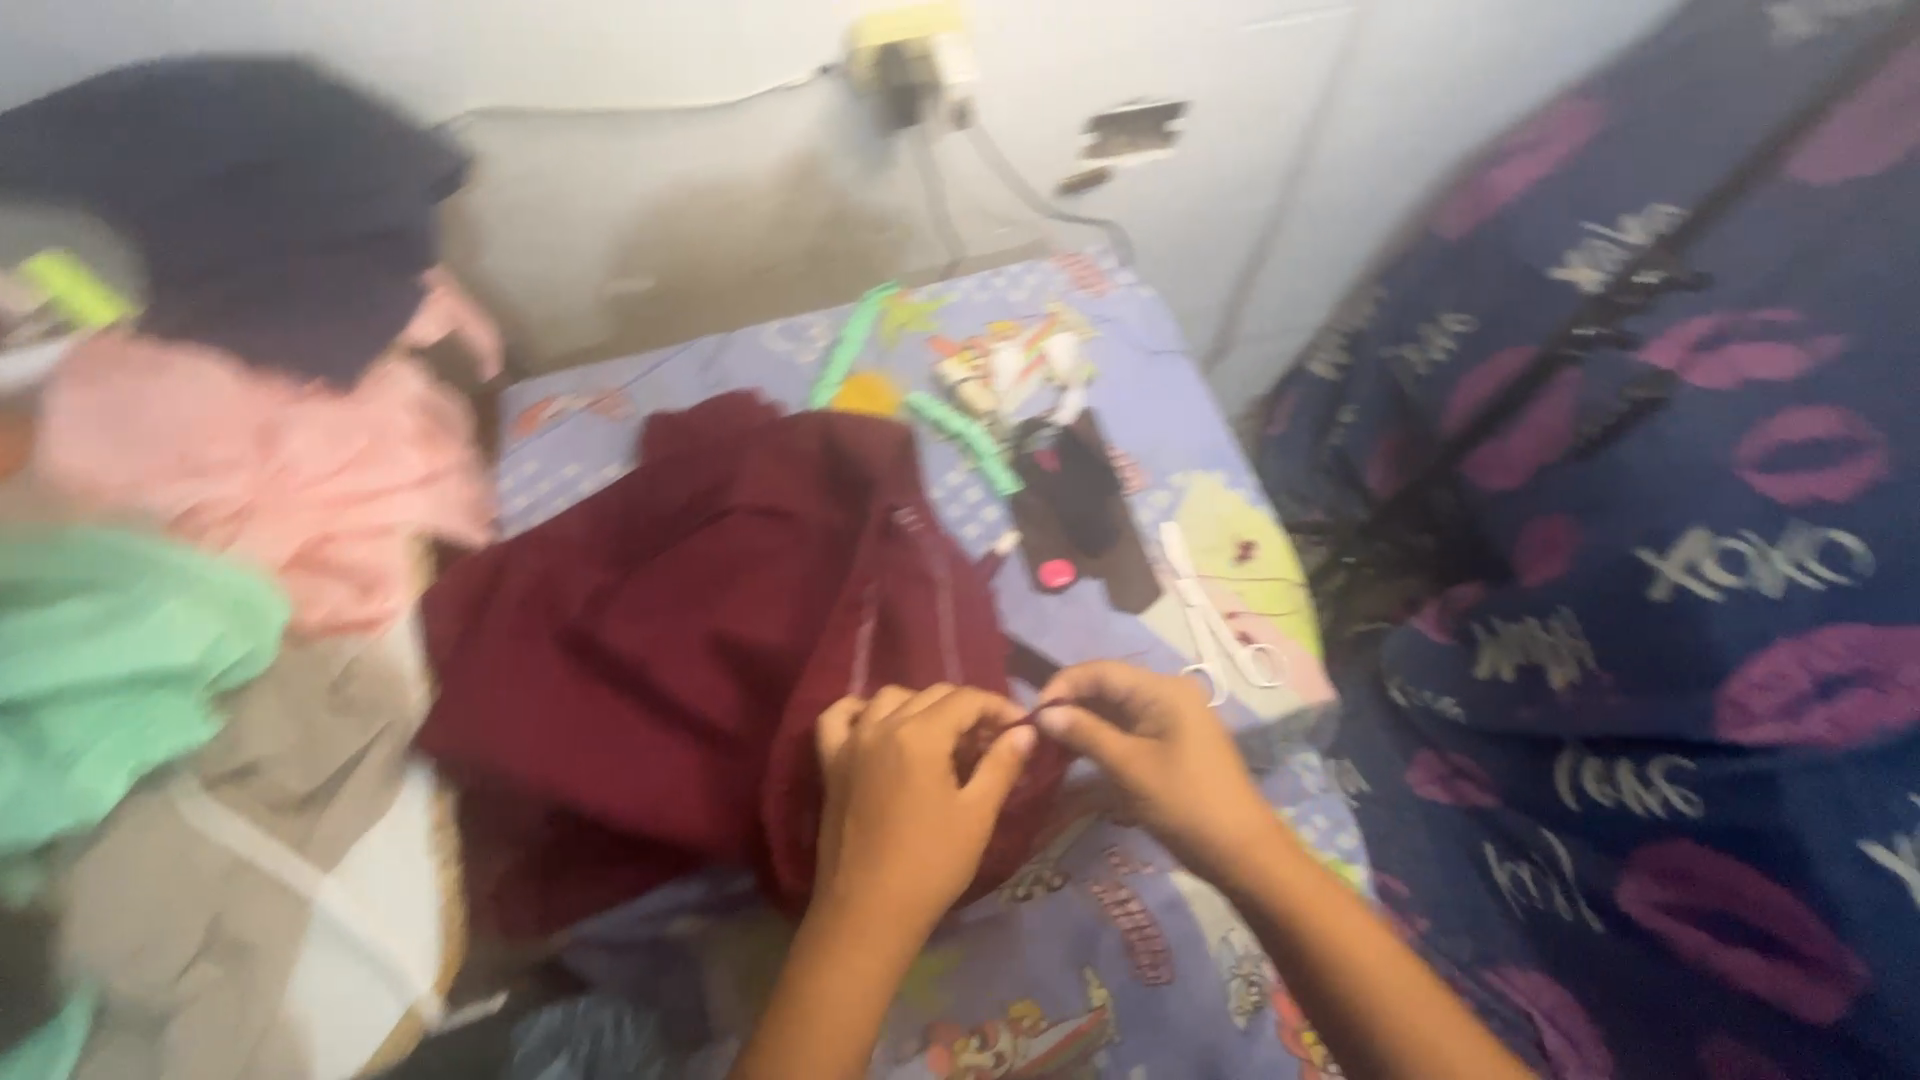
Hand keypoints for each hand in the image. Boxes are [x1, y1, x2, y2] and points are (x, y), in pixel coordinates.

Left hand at [812, 684, 1037, 934]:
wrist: (868, 913)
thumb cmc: (930, 865)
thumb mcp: (977, 815)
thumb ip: (1002, 765)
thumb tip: (1026, 731)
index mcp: (920, 735)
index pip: (967, 700)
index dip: (999, 708)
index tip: (1022, 728)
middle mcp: (882, 726)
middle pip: (932, 695)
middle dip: (967, 709)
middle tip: (992, 740)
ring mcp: (851, 743)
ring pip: (890, 698)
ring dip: (921, 706)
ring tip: (943, 737)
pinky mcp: (830, 764)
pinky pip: (838, 717)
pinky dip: (860, 711)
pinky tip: (879, 725)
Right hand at [1037, 661, 1288, 890]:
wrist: (1243, 854)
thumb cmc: (1186, 805)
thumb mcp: (1129, 768)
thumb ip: (1085, 734)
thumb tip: (1043, 713)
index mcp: (1162, 690)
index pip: (1099, 670)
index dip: (1061, 687)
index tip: (1031, 716)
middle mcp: (1167, 695)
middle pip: (1106, 688)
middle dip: (1069, 707)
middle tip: (1036, 736)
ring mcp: (1170, 720)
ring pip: (1113, 711)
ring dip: (1082, 726)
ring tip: (1050, 750)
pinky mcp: (1169, 744)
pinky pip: (1127, 731)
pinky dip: (1100, 741)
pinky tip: (1076, 760)